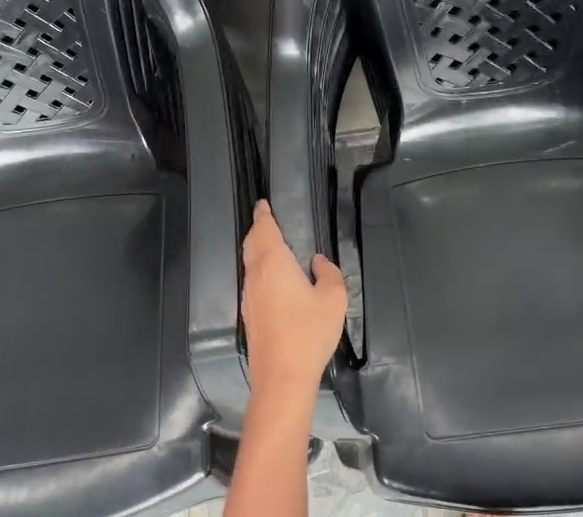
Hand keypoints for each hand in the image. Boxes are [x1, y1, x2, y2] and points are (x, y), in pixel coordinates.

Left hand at [241, 200, 346, 399]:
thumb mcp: (333, 299)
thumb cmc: (309, 333)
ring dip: (257, 250)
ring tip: (271, 245)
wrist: (282, 377)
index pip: (264, 230)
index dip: (263, 215)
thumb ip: (328, 274)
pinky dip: (259, 270)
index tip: (263, 204)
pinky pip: (252, 281)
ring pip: (250, 264)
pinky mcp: (249, 315)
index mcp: (274, 263)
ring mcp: (249, 297)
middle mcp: (256, 275)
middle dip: (258, 230)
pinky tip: (272, 279)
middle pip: (251, 244)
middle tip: (267, 220)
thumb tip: (317, 262)